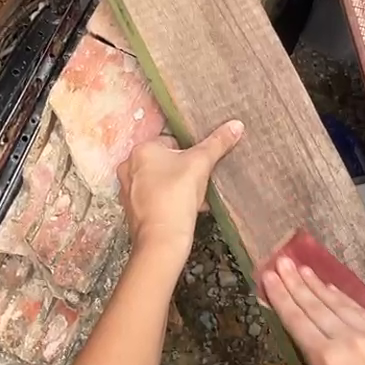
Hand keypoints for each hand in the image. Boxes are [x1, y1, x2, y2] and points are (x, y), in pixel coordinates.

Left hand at [117, 121, 243, 262]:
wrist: (161, 240)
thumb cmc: (177, 195)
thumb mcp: (201, 164)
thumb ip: (218, 143)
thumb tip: (236, 125)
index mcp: (141, 149)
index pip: (170, 140)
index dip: (189, 151)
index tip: (201, 163)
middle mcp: (129, 167)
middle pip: (164, 162)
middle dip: (184, 171)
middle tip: (200, 180)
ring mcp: (128, 190)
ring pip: (160, 181)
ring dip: (178, 187)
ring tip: (196, 197)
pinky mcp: (132, 210)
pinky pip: (155, 199)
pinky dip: (170, 202)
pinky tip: (187, 211)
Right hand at [261, 256, 364, 364]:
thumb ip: (314, 364)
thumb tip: (302, 337)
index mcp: (327, 361)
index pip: (297, 321)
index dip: (280, 297)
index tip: (267, 276)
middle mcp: (349, 342)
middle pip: (316, 307)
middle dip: (295, 283)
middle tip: (280, 261)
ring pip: (339, 305)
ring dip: (318, 286)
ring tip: (301, 268)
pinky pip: (362, 313)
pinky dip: (344, 299)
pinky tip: (332, 289)